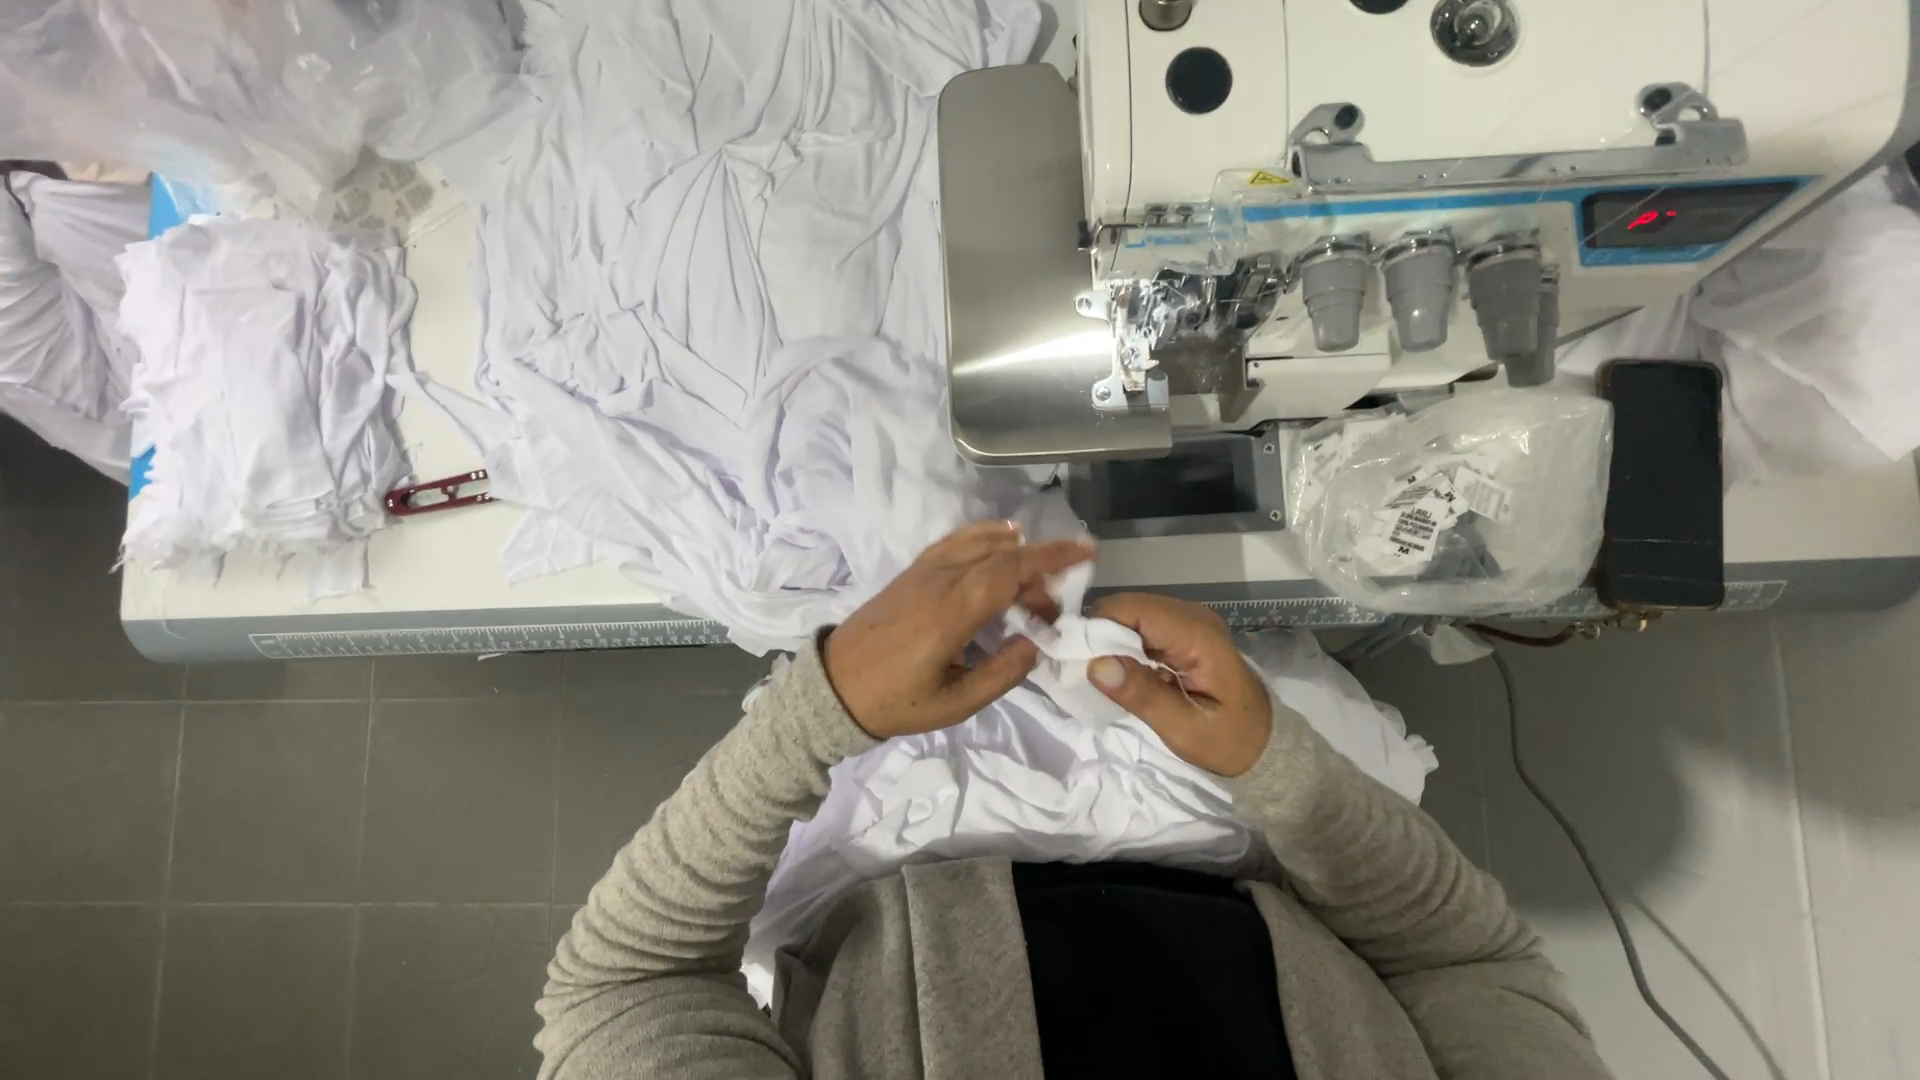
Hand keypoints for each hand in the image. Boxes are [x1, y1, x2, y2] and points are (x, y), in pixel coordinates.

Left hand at [824, 521, 1096, 738]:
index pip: (1010, 569)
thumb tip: (1036, 641)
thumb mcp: (956, 703)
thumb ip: (1003, 672)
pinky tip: (1003, 541)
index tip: (1087, 553)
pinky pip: (956, 541)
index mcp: (951, 612)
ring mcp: (923, 570)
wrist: (833, 688)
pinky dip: (986, 536)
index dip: (1052, 558)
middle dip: (1040, 569)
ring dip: (1016, 550)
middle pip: (1002, 554)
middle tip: (1051, 609)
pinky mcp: (912, 571)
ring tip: (1037, 575)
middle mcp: (939, 579)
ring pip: (980, 541)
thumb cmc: (896, 701)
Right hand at [1086, 593, 1271, 776]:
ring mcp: (1186, 622)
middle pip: (1128, 607)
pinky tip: (1116, 670)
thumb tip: (1096, 665)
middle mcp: (1192, 617)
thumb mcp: (1184, 729)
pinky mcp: (1179, 633)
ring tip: (1098, 673)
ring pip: (1129, 614)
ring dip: (1107, 640)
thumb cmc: (1227, 740)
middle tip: (1084, 671)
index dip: (1099, 627)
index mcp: (1198, 635)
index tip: (1077, 658)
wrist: (1262, 746)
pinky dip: (1120, 644)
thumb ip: (1142, 695)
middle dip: (1099, 634)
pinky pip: (1139, 626)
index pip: (1135, 610)